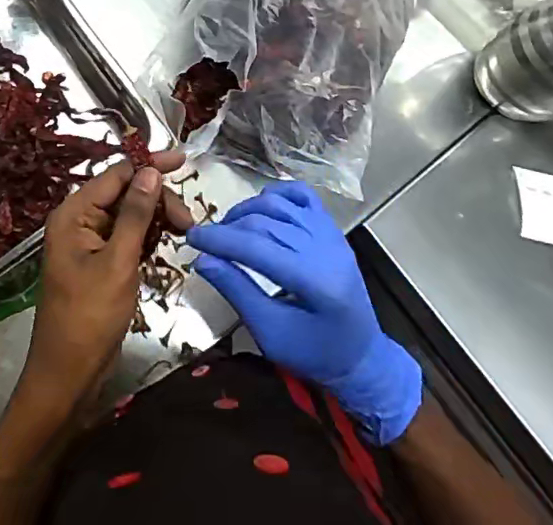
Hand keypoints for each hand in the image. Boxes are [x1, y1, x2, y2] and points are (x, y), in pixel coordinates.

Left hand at [23, 151, 191, 403]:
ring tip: (182, 234)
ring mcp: (88, 242)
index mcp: (73, 212)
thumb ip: (135, 215)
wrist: (69, 371)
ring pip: (128, 215)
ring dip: (155, 218)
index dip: (149, 165)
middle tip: (187, 224)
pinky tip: (165, 245)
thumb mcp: (118, 262)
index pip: (115, 175)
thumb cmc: (90, 315)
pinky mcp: (99, 262)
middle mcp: (78, 220)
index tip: (184, 161)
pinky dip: (147, 237)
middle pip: (123, 193)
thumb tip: (150, 171)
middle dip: (156, 199)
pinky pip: (126, 237)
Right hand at [187, 180, 421, 444]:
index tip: (190, 239)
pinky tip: (260, 208)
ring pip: (278, 204)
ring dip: (246, 211)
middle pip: (263, 223)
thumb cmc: (314, 353)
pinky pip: (302, 196)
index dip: (218, 239)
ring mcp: (332, 236)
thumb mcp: (270, 333)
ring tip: (229, 229)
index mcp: (315, 282)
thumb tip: (202, 260)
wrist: (362, 358)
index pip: (256, 246)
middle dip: (226, 228)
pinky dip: (277, 194)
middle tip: (205, 241)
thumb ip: (236, 291)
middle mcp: (327, 251)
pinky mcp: (333, 230)